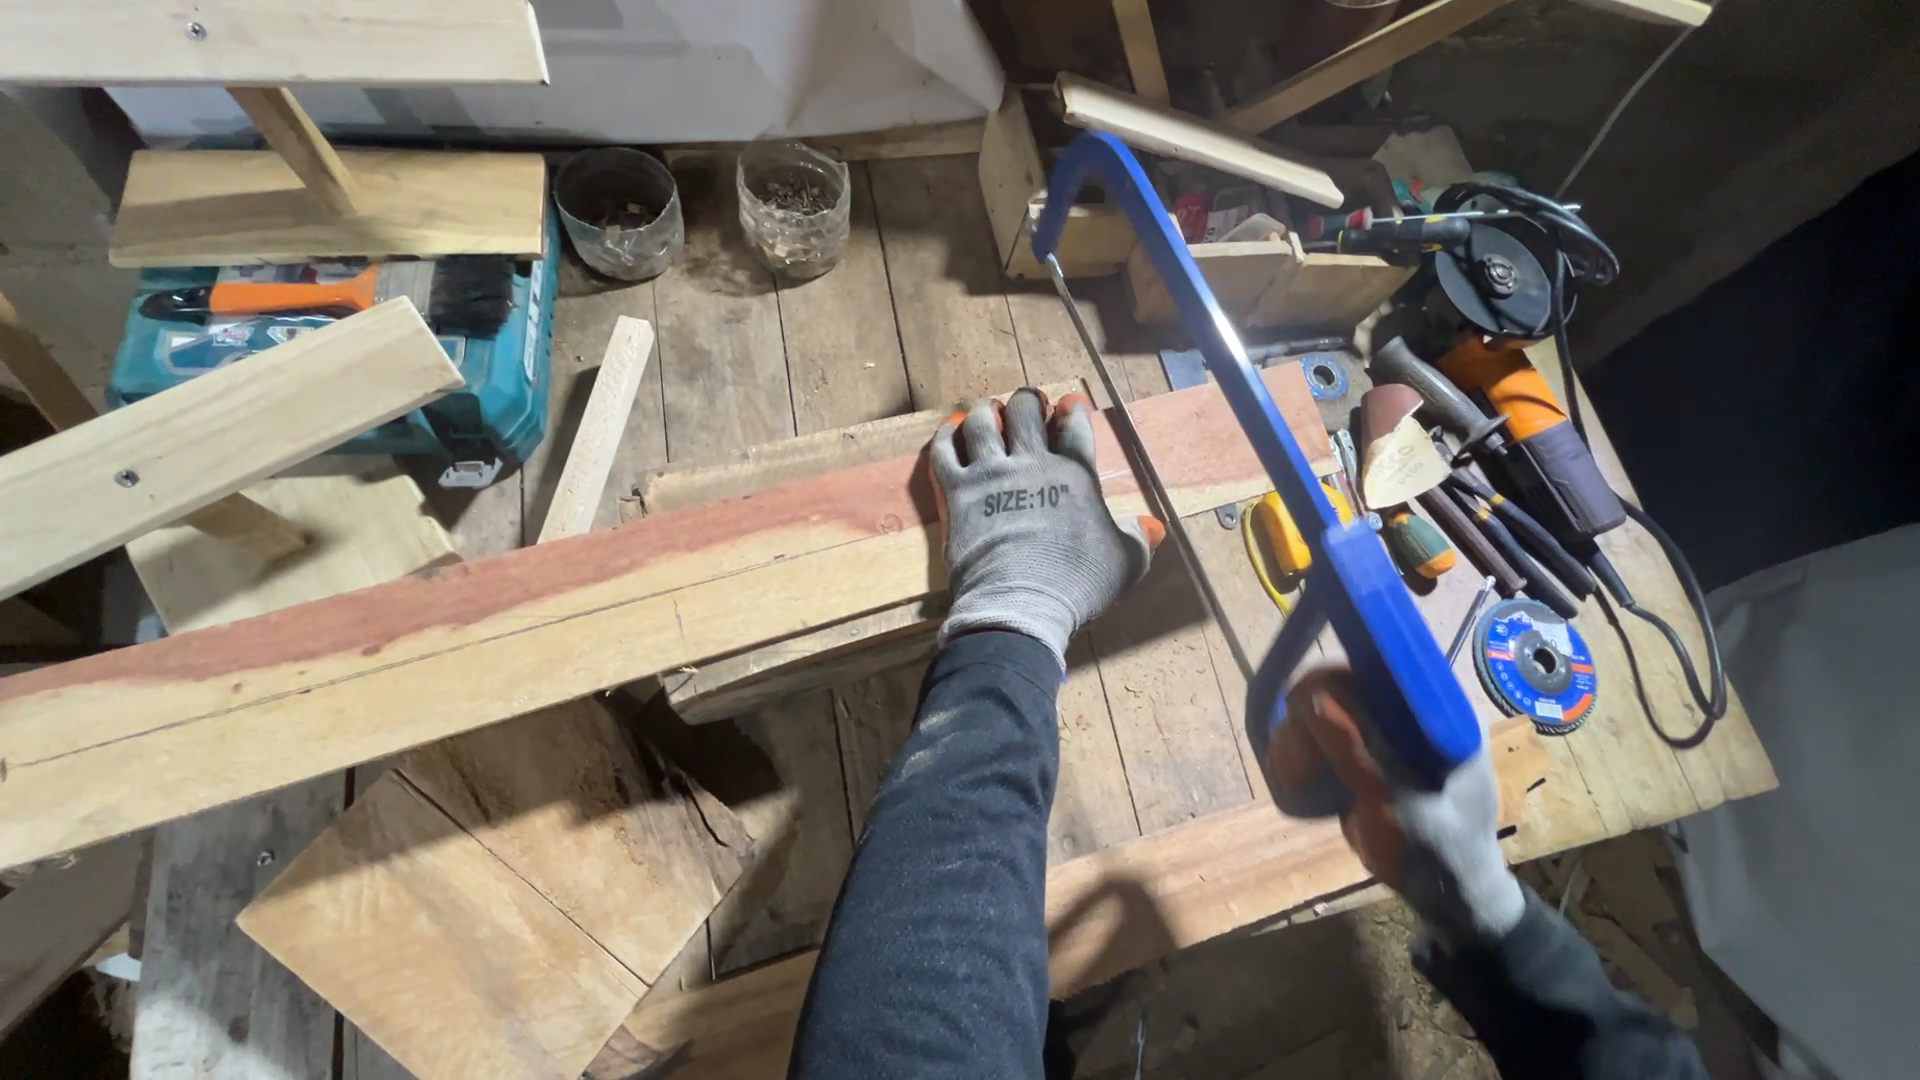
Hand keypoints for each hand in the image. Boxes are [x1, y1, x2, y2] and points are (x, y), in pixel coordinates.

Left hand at [929, 388, 1163, 669]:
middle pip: (1025, 410)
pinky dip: (948, 436)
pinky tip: (951, 432)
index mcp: (1076, 474)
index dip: (1073, 410)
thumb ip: (1139, 538)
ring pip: (982, 421)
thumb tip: (1152, 526)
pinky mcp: (957, 492)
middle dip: (1027, 402)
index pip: (1075, 426)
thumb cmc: (1078, 585)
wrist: (1020, 605)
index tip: (1069, 405)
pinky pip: (945, 450)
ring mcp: (991, 474)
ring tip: (988, 413)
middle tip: (1027, 408)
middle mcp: (1032, 463)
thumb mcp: (1126, 563)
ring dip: (986, 412)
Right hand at [1270, 669, 1523, 948]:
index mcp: (1437, 712)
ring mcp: (1383, 726)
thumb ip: (1360, 751)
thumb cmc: (1436, 852)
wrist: (1445, 894)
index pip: (1377, 664)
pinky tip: (1295, 777)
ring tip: (1294, 777)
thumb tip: (1310, 695)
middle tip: (1297, 763)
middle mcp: (1410, 708)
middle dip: (1306, 719)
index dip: (1334, 679)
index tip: (1301, 714)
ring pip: (1316, 705)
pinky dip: (1296, 748)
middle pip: (1338, 681)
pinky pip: (1314, 728)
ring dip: (1296, 738)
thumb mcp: (1400, 806)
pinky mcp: (1361, 744)